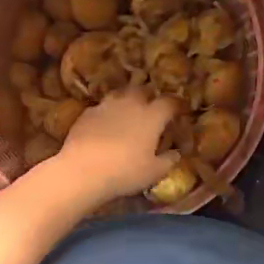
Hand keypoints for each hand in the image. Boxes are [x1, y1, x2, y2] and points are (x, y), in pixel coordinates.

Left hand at [48, 87, 179, 201]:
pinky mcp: (87, 113)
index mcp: (152, 115)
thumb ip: (169, 160)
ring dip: (126, 101)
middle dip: (149, 97)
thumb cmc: (125, 172)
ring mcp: (106, 106)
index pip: (170, 102)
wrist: (82, 171)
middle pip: (143, 91)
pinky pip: (102, 108)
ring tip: (127, 114)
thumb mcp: (154, 172)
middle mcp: (130, 103)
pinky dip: (107, 114)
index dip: (177, 105)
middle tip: (152, 110)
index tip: (180, 110)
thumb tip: (176, 153)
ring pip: (120, 95)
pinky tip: (105, 126)